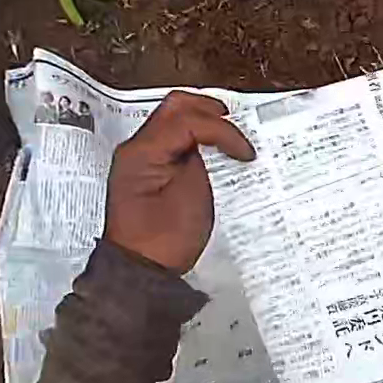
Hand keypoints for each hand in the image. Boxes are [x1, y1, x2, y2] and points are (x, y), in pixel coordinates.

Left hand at [104, 91, 255, 272]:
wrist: (139, 274)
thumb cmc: (165, 241)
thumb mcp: (191, 198)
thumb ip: (202, 162)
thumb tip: (213, 146)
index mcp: (143, 152)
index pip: (187, 121)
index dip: (223, 131)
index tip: (246, 153)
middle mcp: (136, 148)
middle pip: (175, 107)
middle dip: (210, 111)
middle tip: (237, 128)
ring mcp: (139, 158)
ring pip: (172, 120)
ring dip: (201, 123)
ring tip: (229, 138)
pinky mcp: (146, 171)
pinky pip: (171, 141)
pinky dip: (193, 139)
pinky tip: (213, 152)